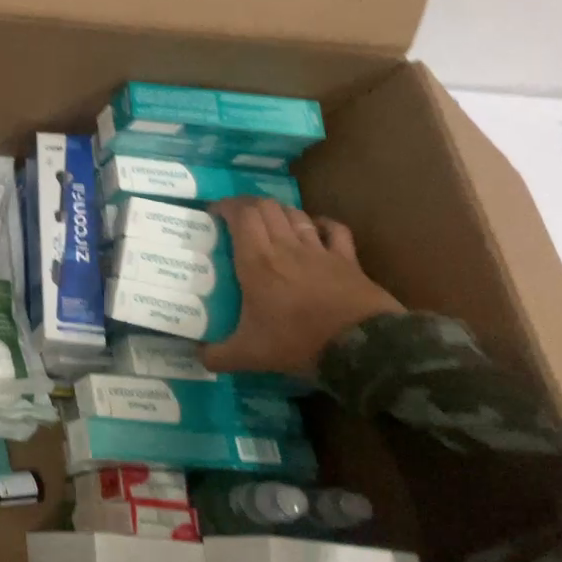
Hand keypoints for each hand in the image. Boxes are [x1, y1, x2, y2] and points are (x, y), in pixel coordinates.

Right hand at [205, 197, 403, 378]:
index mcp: (257, 261)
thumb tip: (197, 357)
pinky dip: (321, 223)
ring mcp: (320, 251)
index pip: (241, 215)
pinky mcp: (348, 260)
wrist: (364, 348)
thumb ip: (216, 355)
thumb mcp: (248, 355)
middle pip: (266, 207)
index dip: (225, 206)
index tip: (212, 213)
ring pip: (296, 214)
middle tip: (234, 216)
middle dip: (247, 204)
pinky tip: (315, 227)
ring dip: (279, 211)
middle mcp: (286, 247)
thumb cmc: (298, 342)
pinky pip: (335, 230)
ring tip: (268, 221)